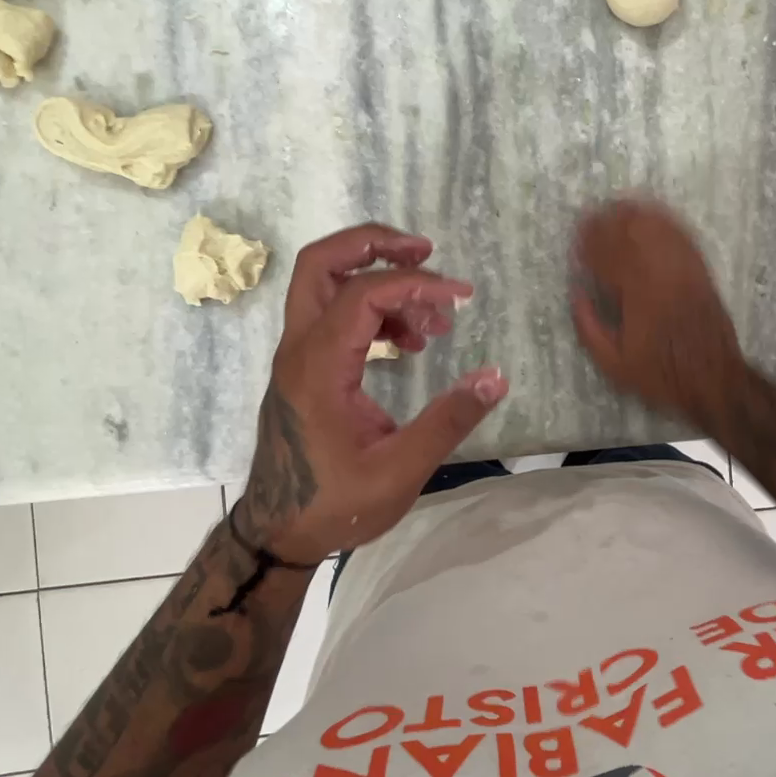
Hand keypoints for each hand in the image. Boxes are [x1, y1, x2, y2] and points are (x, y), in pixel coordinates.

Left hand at [240, 224, 507, 562]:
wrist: (279, 532)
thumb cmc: (336, 505)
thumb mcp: (401, 471)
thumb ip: (448, 420)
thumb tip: (496, 377)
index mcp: (319, 368)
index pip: (363, 294)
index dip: (417, 285)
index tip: (461, 298)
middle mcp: (300, 350)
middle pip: (320, 263)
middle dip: (374, 245)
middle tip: (426, 251)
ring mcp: (298, 357)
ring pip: (325, 284)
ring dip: (380, 281)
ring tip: (434, 320)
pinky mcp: (306, 368)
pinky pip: (335, 315)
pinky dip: (374, 310)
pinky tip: (411, 342)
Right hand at [570, 199, 742, 421]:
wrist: (714, 378)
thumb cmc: (662, 374)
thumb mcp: (614, 364)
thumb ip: (589, 329)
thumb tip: (576, 295)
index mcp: (637, 293)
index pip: (607, 255)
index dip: (589, 243)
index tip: (575, 239)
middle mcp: (661, 273)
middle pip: (630, 233)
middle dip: (607, 222)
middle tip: (590, 219)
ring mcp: (685, 268)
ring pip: (656, 227)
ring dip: (633, 215)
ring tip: (615, 210)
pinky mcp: (701, 269)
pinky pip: (680, 234)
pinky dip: (662, 221)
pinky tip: (650, 215)